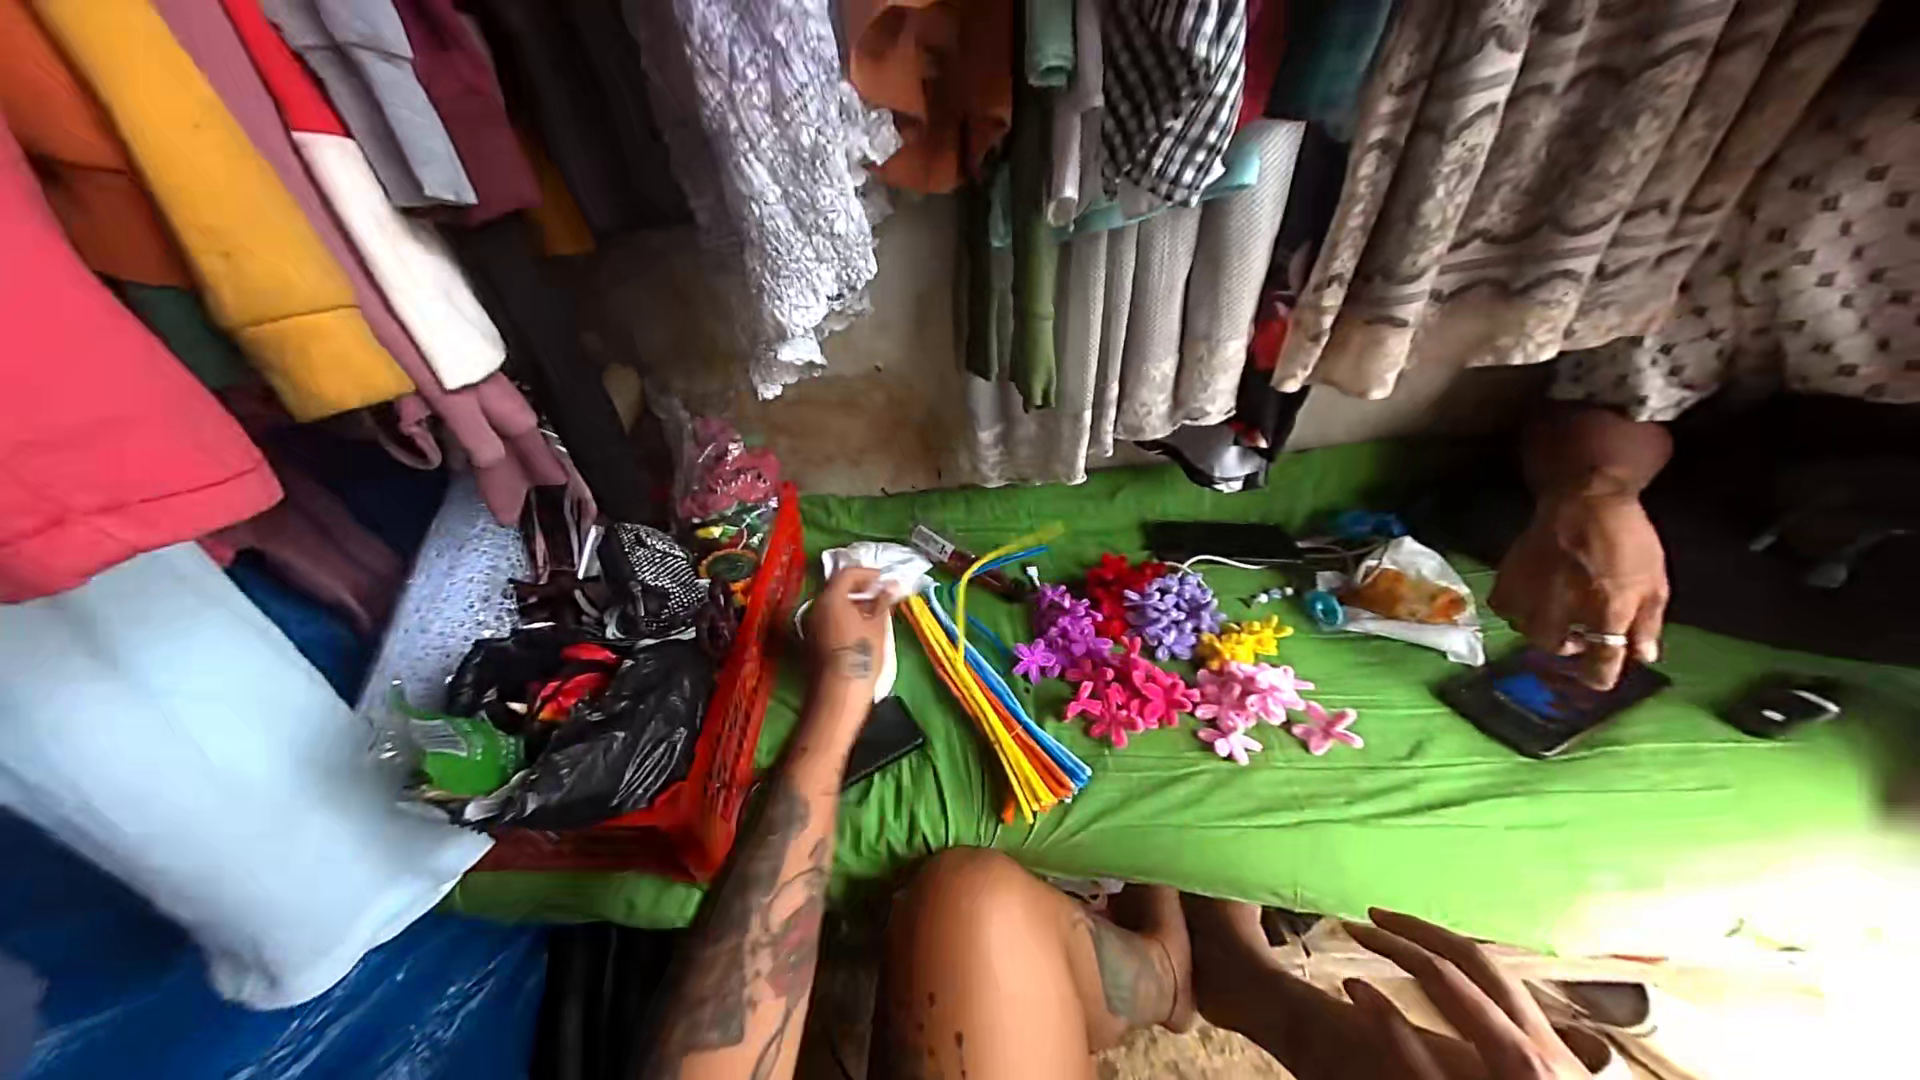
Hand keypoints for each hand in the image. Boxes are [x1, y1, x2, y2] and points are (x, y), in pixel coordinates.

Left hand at [806, 567, 890, 696]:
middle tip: (880, 593)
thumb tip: (892, 585)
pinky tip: (860, 626)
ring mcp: (811, 624)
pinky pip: (828, 618)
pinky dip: (844, 615)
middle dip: (859, 587)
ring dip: (851, 602)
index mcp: (830, 598)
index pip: (847, 573)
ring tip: (873, 611)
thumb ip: (883, 601)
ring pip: (832, 604)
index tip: (883, 579)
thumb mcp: (877, 625)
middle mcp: (816, 607)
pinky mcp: (811, 639)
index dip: (867, 573)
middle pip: (836, 587)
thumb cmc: (861, 654)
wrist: (839, 692)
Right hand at [1343, 910, 1593, 1078]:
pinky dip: (1472, 969)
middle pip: (1472, 956)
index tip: (1351, 930)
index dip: (1390, 944)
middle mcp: (1544, 1038)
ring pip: (1499, 969)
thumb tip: (1357, 987)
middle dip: (1417, 928)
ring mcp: (1562, 1048)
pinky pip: (1512, 993)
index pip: (1440, 972)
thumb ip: (1404, 1049)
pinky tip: (1453, 973)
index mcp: (1516, 1053)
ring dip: (1446, 942)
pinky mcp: (1568, 1061)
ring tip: (1407, 932)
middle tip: (1373, 916)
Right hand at [1489, 493, 1666, 689]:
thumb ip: (1647, 623)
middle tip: (1580, 638)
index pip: (1602, 658)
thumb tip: (1641, 656)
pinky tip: (1528, 602)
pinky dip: (1514, 611)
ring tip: (1553, 617)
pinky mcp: (1508, 577)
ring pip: (1524, 628)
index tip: (1598, 681)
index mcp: (1609, 608)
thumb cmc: (1627, 542)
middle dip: (1568, 649)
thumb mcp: (1655, 583)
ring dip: (1541, 629)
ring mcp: (1531, 590)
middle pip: (1553, 646)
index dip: (1600, 677)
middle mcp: (1564, 604)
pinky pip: (1502, 607)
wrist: (1583, 503)